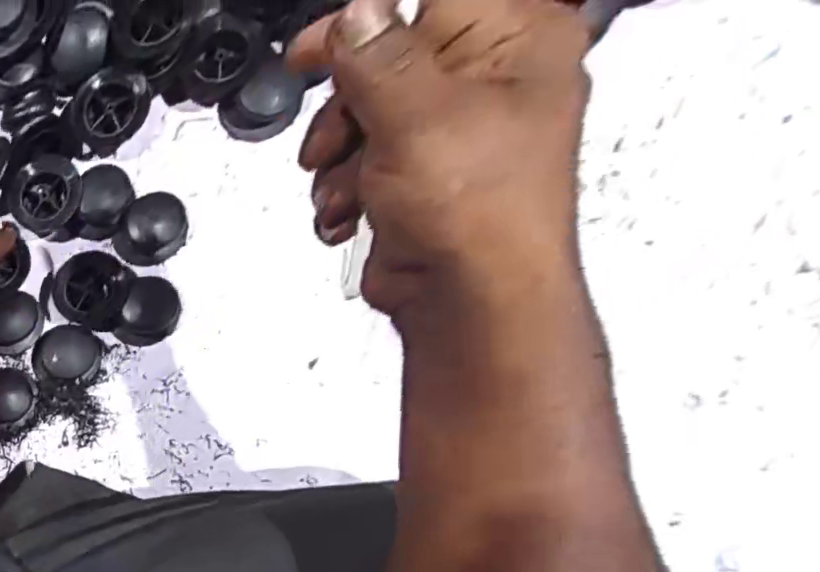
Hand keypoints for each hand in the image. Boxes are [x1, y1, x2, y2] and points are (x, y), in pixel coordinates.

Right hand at [288, 0, 591, 315]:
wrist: (464, 295)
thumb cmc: (475, 212)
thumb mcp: (418, 118)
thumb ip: (380, 60)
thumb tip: (356, 13)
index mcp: (510, 41)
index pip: (426, 1)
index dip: (362, 20)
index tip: (310, 47)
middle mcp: (480, 83)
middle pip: (382, 67)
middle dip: (342, 113)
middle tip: (328, 144)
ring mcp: (444, 136)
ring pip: (361, 123)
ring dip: (336, 163)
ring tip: (346, 193)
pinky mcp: (414, 180)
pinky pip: (359, 167)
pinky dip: (342, 193)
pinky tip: (349, 214)